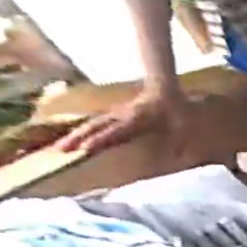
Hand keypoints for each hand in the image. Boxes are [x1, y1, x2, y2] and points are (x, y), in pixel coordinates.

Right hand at [54, 90, 202, 161]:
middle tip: (61, 150)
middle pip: (96, 126)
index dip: (102, 139)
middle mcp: (121, 115)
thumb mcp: (184, 124)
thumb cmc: (177, 108)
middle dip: (78, 138)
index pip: (116, 130)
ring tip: (62, 147)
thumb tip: (181, 157)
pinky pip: (97, 123)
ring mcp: (116, 114)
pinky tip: (76, 138)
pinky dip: (85, 130)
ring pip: (93, 124)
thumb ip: (182, 140)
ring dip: (77, 135)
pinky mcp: (115, 114)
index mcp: (137, 119)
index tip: (86, 148)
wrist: (164, 89)